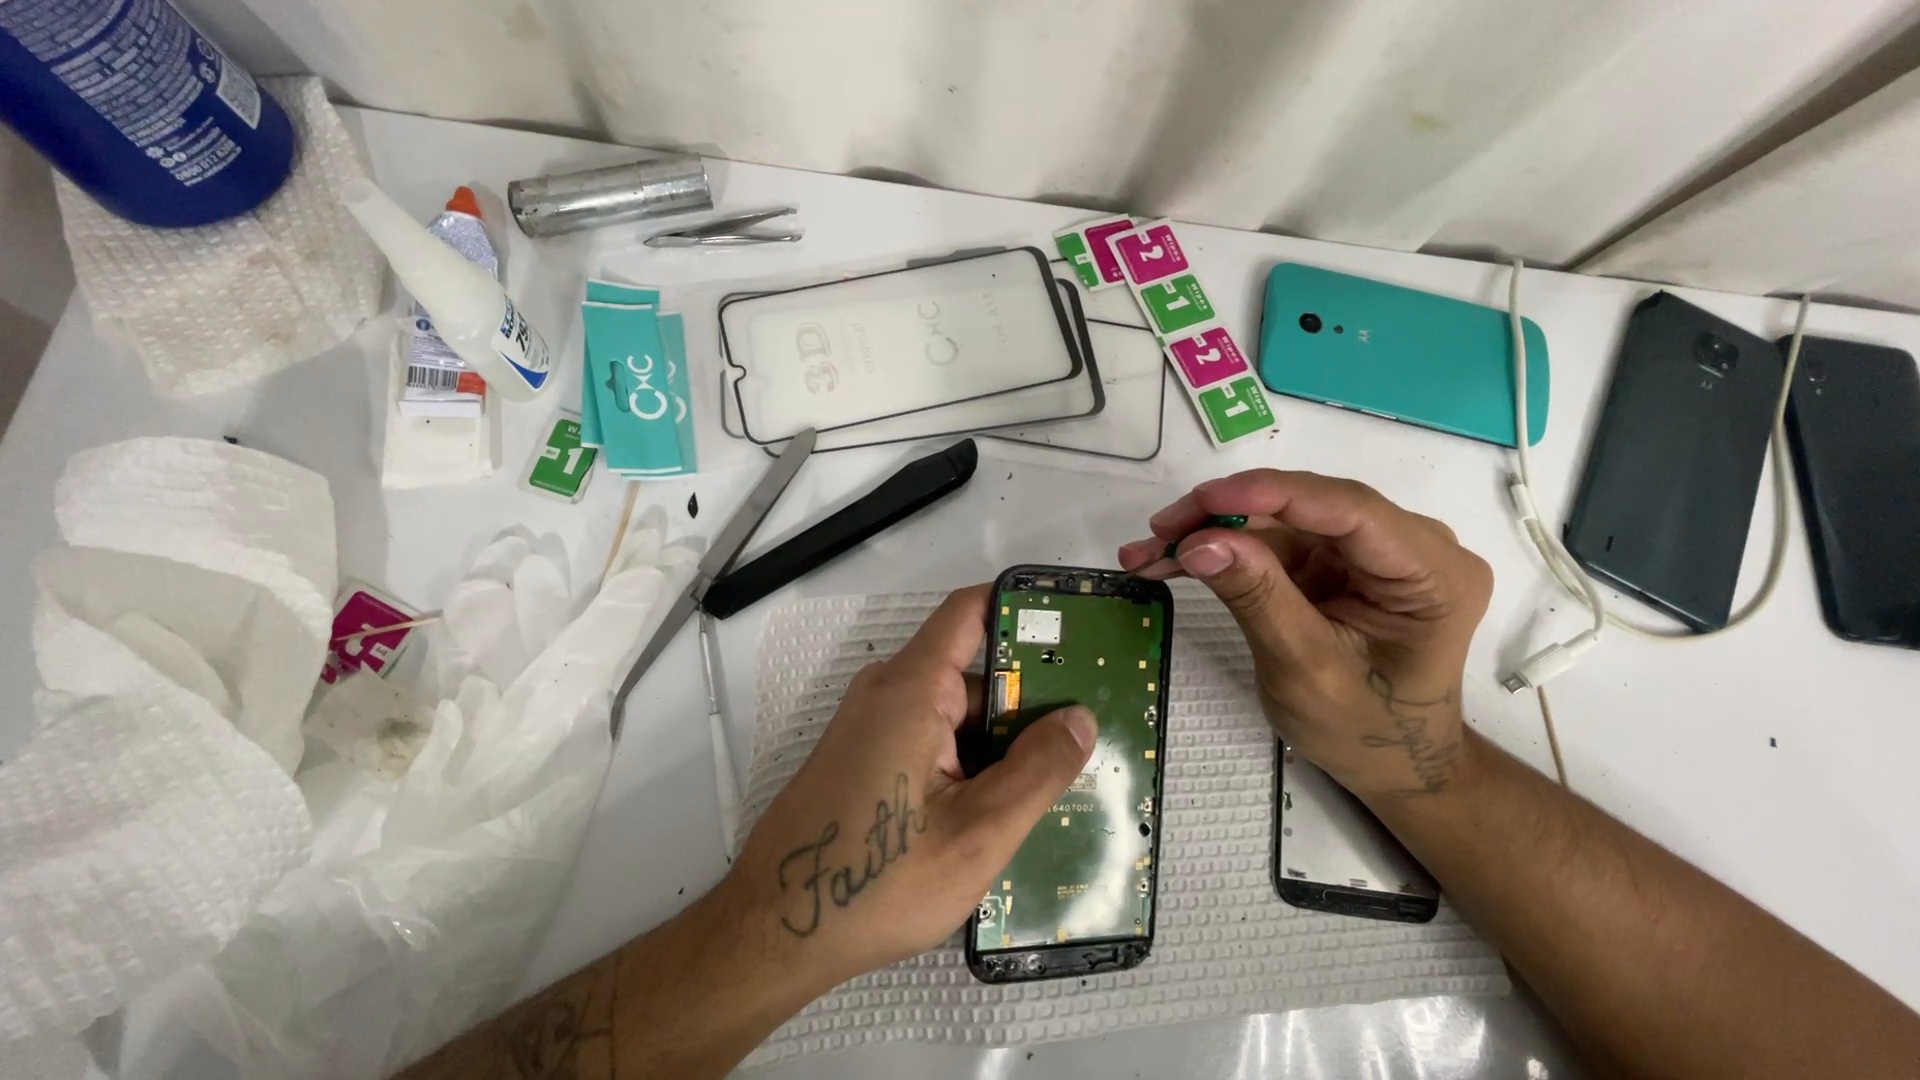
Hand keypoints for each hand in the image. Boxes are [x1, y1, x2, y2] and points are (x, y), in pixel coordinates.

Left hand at [720, 586, 1097, 990]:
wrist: (775, 932)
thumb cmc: (876, 883)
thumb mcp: (977, 834)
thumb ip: (1036, 771)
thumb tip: (1081, 717)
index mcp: (913, 689)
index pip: (971, 612)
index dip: (1024, 611)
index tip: (1079, 633)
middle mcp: (890, 694)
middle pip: (975, 677)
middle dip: (1030, 706)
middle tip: (1091, 743)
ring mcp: (876, 729)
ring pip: (958, 719)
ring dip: (1003, 748)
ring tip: (1062, 789)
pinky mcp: (869, 760)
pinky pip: (934, 745)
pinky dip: (971, 768)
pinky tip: (1005, 813)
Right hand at [1117, 470, 1491, 800]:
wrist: (1389, 765)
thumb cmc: (1363, 730)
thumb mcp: (1306, 669)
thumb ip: (1259, 598)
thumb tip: (1199, 542)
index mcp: (1432, 572)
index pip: (1350, 509)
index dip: (1272, 494)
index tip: (1201, 500)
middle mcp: (1406, 547)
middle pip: (1305, 508)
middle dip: (1225, 515)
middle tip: (1157, 532)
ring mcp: (1366, 553)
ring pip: (1278, 521)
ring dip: (1210, 534)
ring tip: (1147, 553)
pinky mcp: (1333, 563)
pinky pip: (1270, 544)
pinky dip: (1220, 553)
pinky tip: (1170, 562)